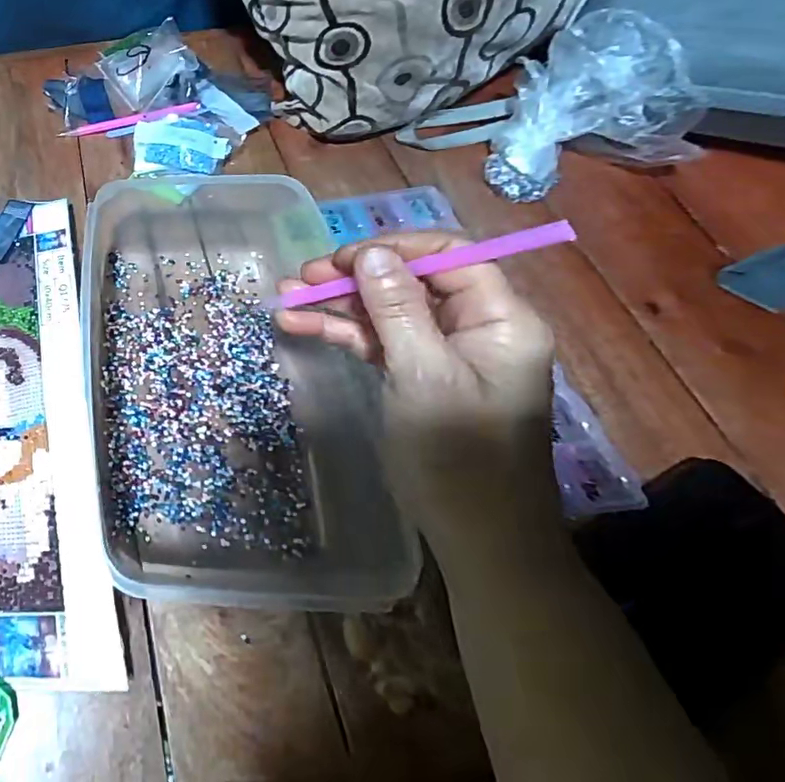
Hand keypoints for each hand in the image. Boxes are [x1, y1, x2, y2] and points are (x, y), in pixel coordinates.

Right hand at [275, 232, 558, 548]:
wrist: (476, 535)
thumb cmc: (459, 452)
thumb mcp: (423, 374)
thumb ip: (396, 309)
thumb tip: (369, 253)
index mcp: (499, 319)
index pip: (450, 257)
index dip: (394, 250)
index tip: (343, 259)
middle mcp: (473, 326)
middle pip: (409, 281)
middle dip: (353, 277)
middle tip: (301, 278)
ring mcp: (442, 351)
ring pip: (386, 310)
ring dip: (337, 304)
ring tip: (285, 299)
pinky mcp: (416, 373)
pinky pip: (377, 340)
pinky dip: (341, 333)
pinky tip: (299, 326)